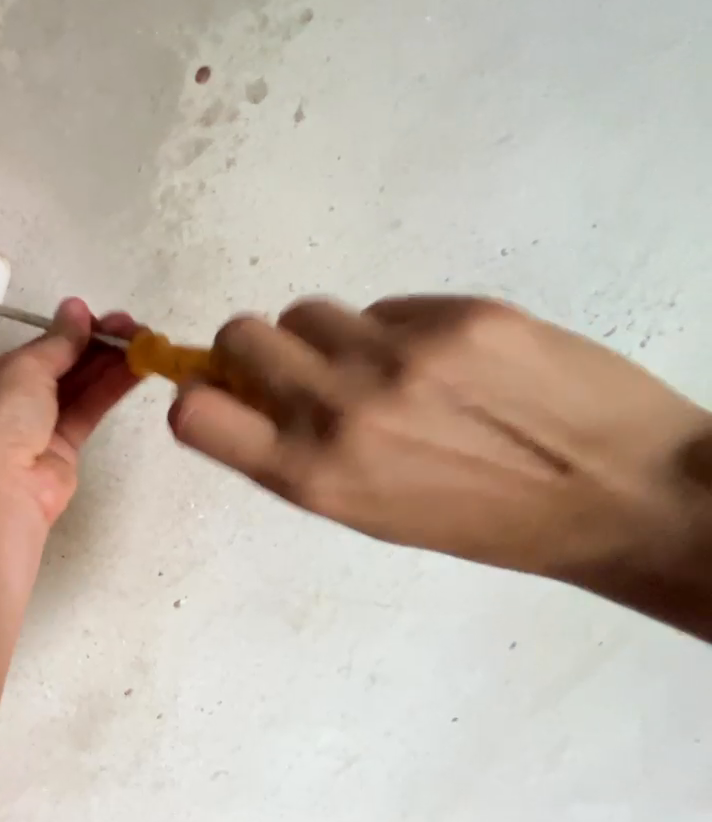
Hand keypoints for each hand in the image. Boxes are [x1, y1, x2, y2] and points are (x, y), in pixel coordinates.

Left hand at [0, 298, 141, 525]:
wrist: (2, 490)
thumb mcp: (23, 370)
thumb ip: (56, 342)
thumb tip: (75, 308)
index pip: (28, 354)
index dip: (63, 334)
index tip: (98, 318)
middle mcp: (4, 408)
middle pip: (55, 370)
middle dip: (91, 347)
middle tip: (132, 327)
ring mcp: (33, 431)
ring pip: (75, 390)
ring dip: (107, 364)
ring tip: (144, 341)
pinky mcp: (61, 451)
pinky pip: (87, 412)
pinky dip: (110, 389)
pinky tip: (138, 368)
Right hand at [169, 295, 711, 579]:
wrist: (627, 493)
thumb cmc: (473, 517)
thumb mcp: (355, 506)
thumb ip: (281, 451)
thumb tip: (231, 395)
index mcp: (308, 472)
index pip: (193, 412)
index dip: (194, 394)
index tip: (216, 394)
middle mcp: (339, 410)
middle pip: (238, 334)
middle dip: (250, 349)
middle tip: (291, 368)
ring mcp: (399, 356)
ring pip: (307, 311)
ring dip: (322, 335)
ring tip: (378, 366)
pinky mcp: (460, 315)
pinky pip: (384, 305)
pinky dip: (395, 328)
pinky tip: (444, 362)